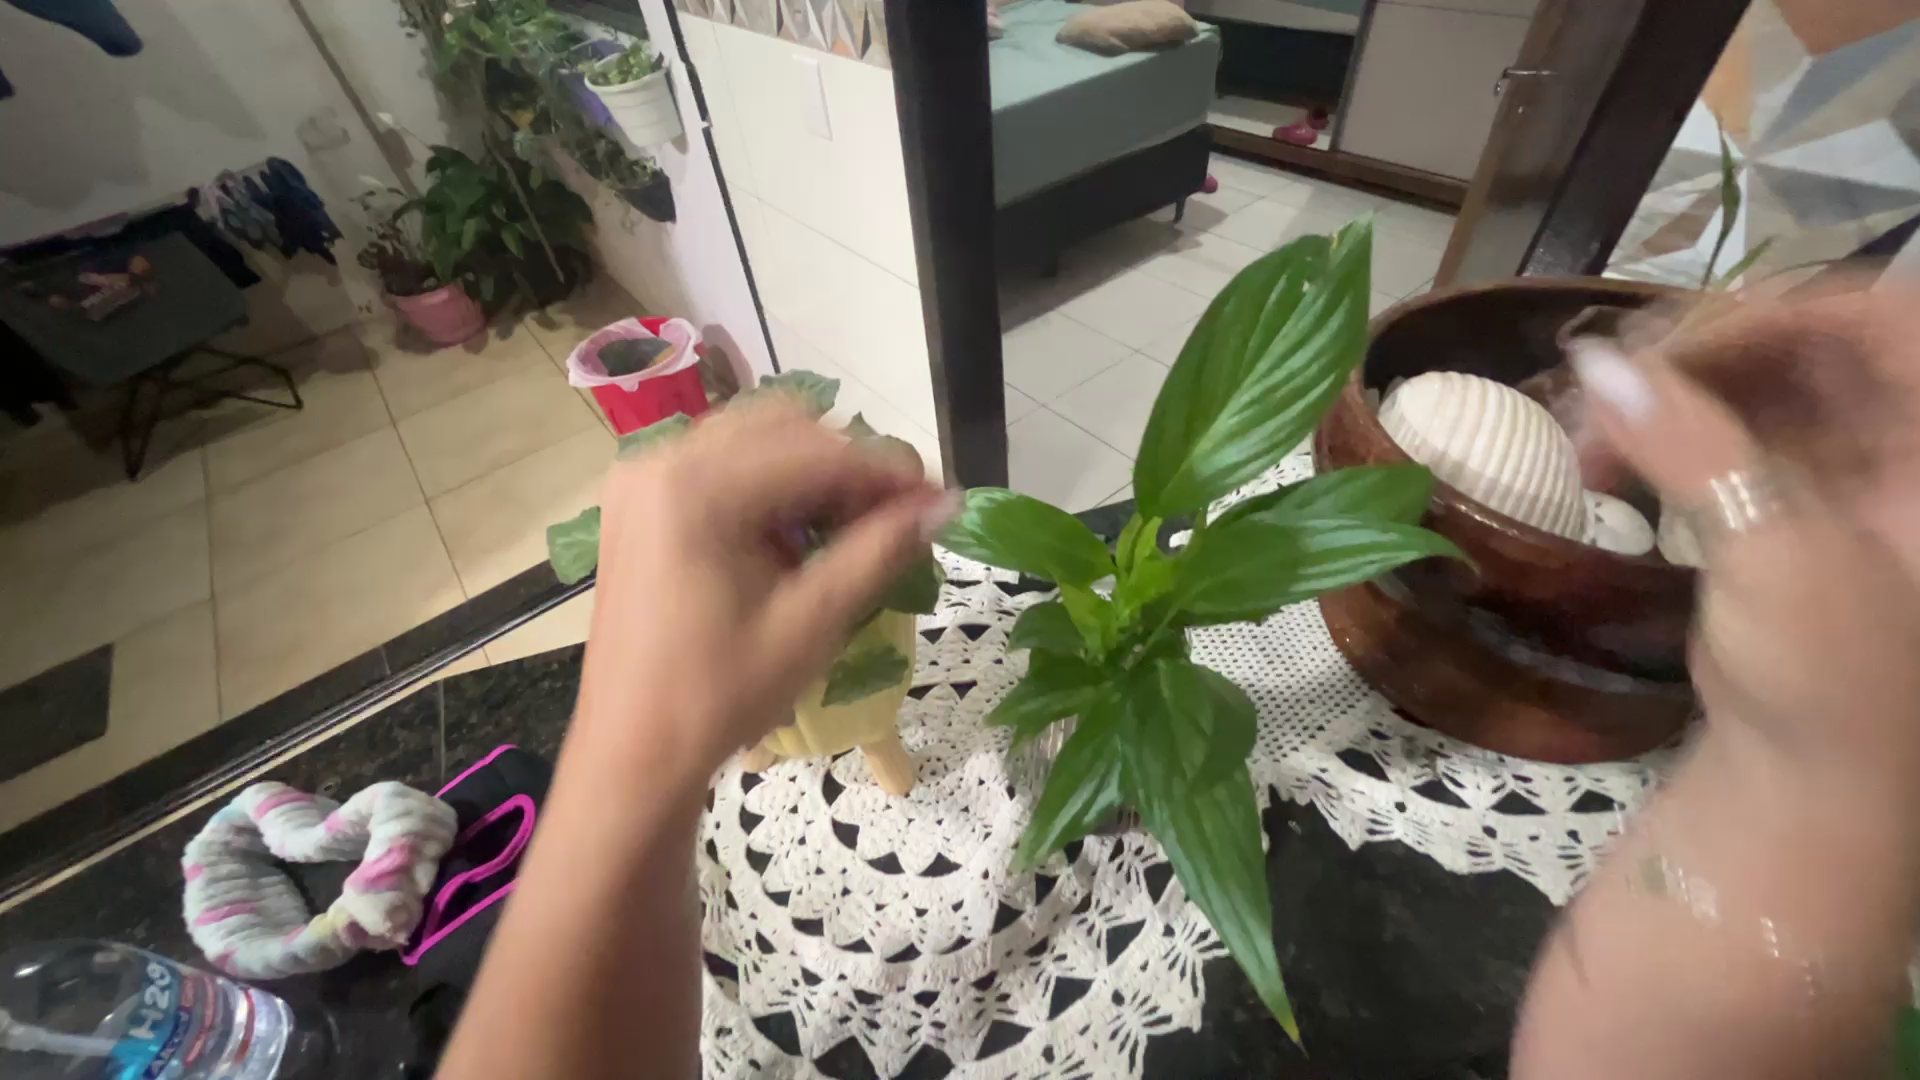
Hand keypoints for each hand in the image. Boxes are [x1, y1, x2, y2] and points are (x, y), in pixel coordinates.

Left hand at [572, 402, 954, 778]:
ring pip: (756, 438)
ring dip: (814, 470)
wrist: (632, 752)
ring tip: (852, 522)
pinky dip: (773, 483)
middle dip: (850, 464)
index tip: (936, 497)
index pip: (817, 452)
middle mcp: (663, 460)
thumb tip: (944, 503)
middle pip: (785, 427)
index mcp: (697, 488)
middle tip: (896, 513)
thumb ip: (880, 550)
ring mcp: (644, 478)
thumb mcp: (811, 623)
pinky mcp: (641, 501)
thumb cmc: (719, 696)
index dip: (887, 471)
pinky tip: (797, 530)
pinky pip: (724, 463)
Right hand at [1570, 286, 1919, 800]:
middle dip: (1691, 359)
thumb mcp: (1771, 551)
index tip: (1655, 351)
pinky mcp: (1776, 499)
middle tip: (1599, 395)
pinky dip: (1651, 437)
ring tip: (1585, 437)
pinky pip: (1714, 435)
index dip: (1768, 314)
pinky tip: (1602, 462)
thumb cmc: (1828, 671)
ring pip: (1748, 388)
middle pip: (1802, 344)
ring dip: (1658, 400)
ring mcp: (1839, 469)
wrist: (1807, 765)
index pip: (1876, 320)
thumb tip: (1595, 363)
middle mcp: (1900, 441)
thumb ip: (1689, 448)